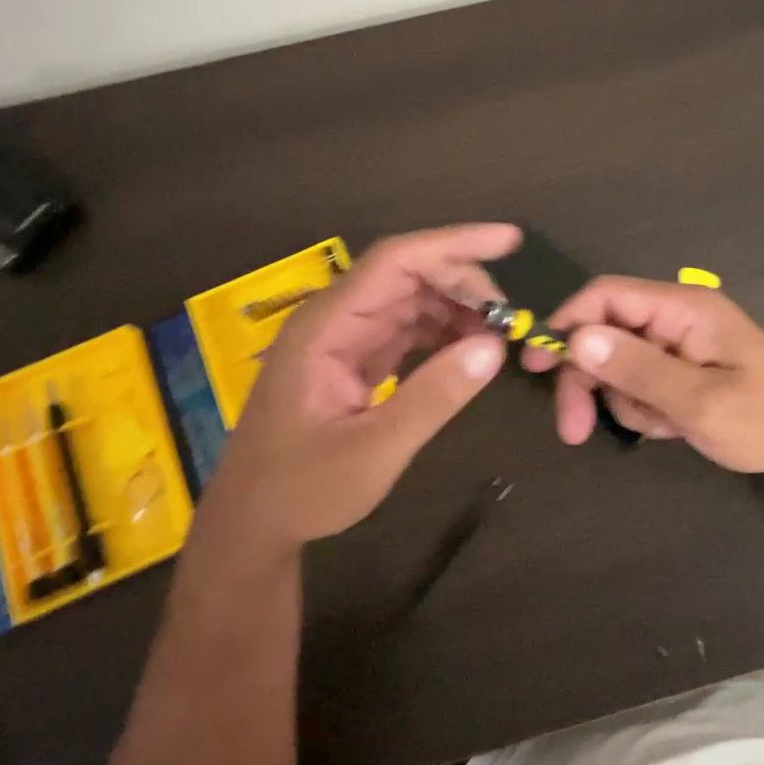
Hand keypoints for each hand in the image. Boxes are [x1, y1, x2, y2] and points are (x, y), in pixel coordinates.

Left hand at [201, 224, 518, 553]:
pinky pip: (406, 328)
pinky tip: (471, 350)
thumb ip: (434, 397)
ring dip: (457, 309)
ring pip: (411, 299)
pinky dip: (443, 332)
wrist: (253, 523)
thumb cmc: (303, 488)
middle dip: (463, 284)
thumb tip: (494, 346)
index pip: (396, 261)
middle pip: (408, 274)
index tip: (510, 241)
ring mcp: (344, 338)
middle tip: (509, 317)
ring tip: (498, 335)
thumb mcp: (375, 450)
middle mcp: (335, 319)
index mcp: (327, 326)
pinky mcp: (355, 359)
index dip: (454, 244)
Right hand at [520, 277, 763, 479]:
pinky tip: (677, 428)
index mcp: (685, 308)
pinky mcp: (687, 368)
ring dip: (627, 402)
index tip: (534, 367)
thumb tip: (576, 337)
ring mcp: (684, 343)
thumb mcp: (698, 402)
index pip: (606, 296)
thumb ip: (636, 369)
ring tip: (667, 427)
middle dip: (589, 381)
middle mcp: (679, 316)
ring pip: (620, 365)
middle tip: (574, 431)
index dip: (565, 324)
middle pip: (606, 334)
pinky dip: (648, 409)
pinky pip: (644, 383)